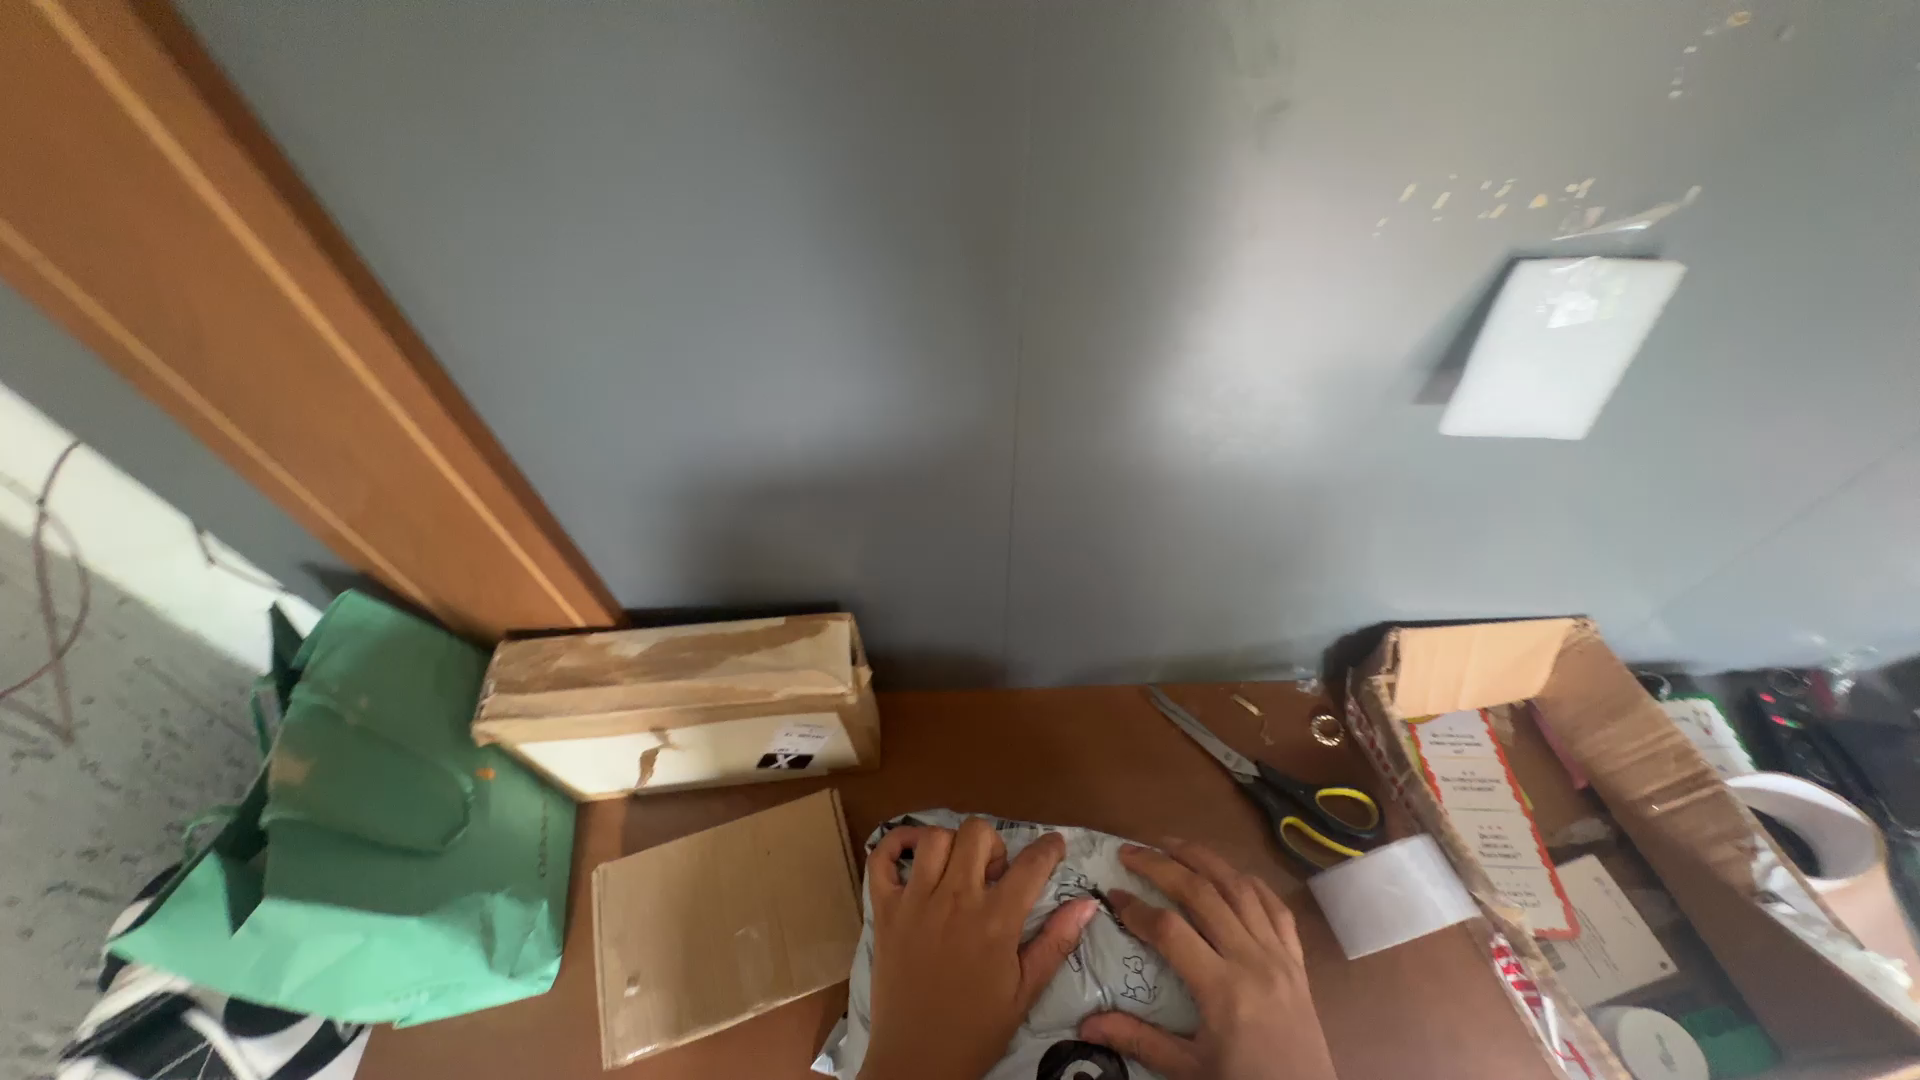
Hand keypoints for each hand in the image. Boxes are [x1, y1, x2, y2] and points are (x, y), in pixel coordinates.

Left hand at [859, 819, 1099, 1079]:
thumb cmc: (976, 1030)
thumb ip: (1056, 943)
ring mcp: (915, 901)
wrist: (916, 1062)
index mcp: (995, 921)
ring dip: (954, 845)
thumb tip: (1088, 903)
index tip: (1055, 845)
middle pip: (977, 833)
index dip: (1050, 847)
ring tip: (959, 871)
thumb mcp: (1025, 992)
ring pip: (935, 837)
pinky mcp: (885, 910)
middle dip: (995, 844)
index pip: (1031, 864)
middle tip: (995, 875)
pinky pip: (882, 858)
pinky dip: (896, 843)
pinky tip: (915, 854)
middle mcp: (955, 900)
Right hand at [1078, 842, 1337, 1079]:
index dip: (1136, 908)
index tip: (1112, 895)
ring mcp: (1279, 956)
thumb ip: (1138, 1040)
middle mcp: (1252, 961)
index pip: (1170, 930)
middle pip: (1202, 893)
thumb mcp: (1189, 1071)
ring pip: (1239, 888)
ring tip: (1170, 843)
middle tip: (1129, 852)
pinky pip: (1276, 908)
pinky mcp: (1298, 961)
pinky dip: (1250, 883)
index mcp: (1223, 990)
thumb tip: (1085, 1025)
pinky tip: (1229, 873)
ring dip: (1202, 858)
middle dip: (1161, 865)